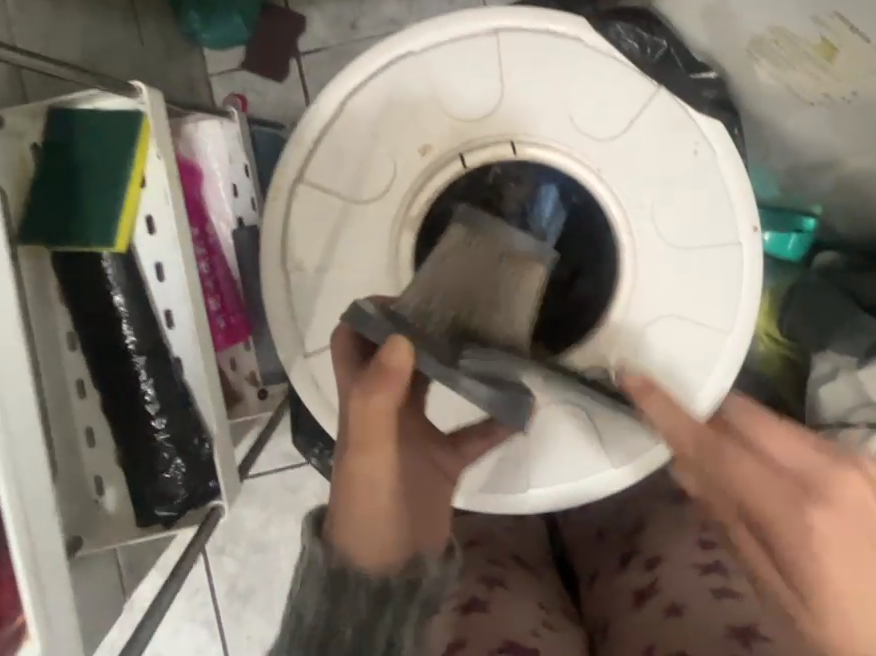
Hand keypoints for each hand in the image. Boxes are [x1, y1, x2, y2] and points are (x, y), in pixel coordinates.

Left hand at [322, 321, 511, 574]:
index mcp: (360, 399)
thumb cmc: (369, 506)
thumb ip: (379, 394)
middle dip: (424, 329)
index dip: (369, 315)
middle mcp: (385, 409)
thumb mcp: (368, 448)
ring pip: (439, 388)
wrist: (385, 577)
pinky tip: (523, 408)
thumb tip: (401, 335)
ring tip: (493, 341)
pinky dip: (496, 421)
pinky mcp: (442, 463)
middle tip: (463, 308)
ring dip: (462, 367)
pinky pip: (473, 434)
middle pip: (400, 356)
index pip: (352, 342)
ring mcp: (415, 435)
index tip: (408, 298)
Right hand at [621, 375, 875, 655]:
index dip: (669, 411)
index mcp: (799, 511)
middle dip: (710, 419)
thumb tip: (684, 464)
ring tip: (748, 480)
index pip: (715, 445)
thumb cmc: (839, 636)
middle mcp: (830, 470)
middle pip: (745, 415)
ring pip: (777, 424)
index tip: (633, 377)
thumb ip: (728, 519)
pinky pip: (812, 439)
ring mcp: (860, 462)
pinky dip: (786, 451)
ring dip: (748, 437)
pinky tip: (794, 490)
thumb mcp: (772, 592)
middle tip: (690, 442)